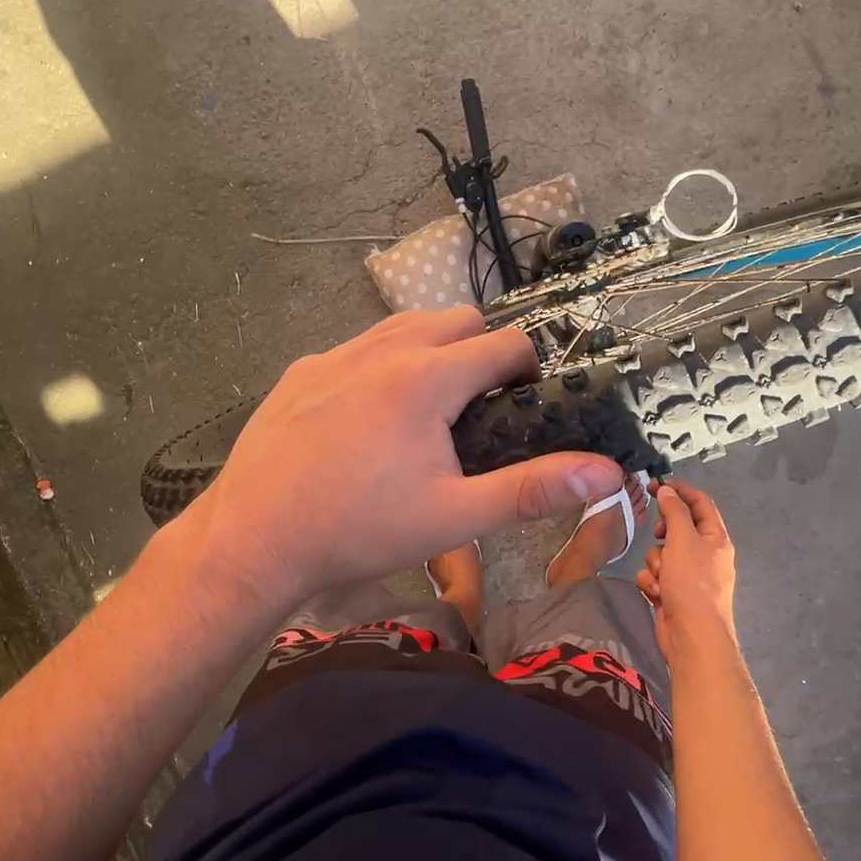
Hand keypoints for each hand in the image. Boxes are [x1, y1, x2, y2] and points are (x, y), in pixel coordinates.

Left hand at [185, 308, 623, 608]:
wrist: (253, 539)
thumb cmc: (358, 530)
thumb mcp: (454, 517)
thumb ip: (533, 490)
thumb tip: (607, 473)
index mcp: (426, 378)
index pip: (505, 345)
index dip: (530, 371)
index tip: (528, 407)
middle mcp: (382, 350)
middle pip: (458, 321)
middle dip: (484, 351)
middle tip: (483, 409)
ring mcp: (335, 355)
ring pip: (405, 326)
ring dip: (434, 349)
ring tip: (433, 406)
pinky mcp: (301, 371)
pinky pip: (359, 347)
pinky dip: (384, 363)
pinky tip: (371, 416)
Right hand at [637, 479, 737, 652]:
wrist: (692, 636)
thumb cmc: (693, 584)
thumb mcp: (683, 540)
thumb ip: (674, 512)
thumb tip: (668, 490)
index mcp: (716, 539)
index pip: (700, 503)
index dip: (680, 490)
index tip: (656, 483)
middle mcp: (704, 554)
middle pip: (678, 528)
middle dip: (663, 532)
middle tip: (658, 533)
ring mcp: (688, 576)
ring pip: (661, 553)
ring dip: (656, 563)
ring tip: (663, 578)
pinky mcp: (673, 593)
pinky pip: (655, 575)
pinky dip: (653, 582)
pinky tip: (658, 594)